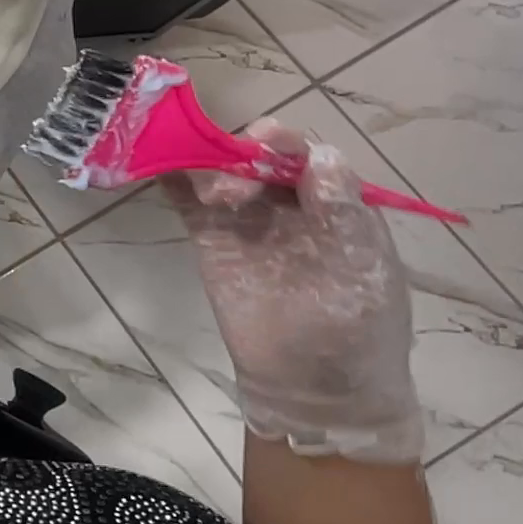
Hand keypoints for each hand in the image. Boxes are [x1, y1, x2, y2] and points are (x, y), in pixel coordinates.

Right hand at [163, 119, 422, 463]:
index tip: (265, 138)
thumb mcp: (362, 270)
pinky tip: (159, 166)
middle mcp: (290, 204)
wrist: (313, 384)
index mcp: (337, 206)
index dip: (288, 143)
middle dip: (243, 154)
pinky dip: (174, 181)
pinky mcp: (212, 241)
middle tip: (236, 180)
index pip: (310, 157)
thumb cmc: (356, 329)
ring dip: (210, 168)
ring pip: (222, 174)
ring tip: (216, 196)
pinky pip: (189, 203)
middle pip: (259, 158)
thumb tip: (320, 155)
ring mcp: (247, 221)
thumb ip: (343, 214)